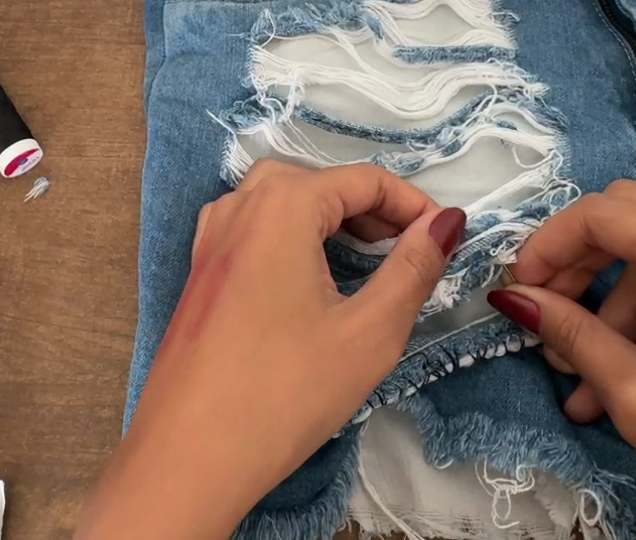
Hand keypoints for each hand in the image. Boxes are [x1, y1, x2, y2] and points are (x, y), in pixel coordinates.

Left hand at [77, 160, 466, 539]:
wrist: (188, 455)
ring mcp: (214, 231)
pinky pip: (255, 222)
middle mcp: (242, 203)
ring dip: (331, 215)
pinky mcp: (201, 262)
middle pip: (321, 182)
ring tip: (369, 256)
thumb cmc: (285, 391)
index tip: (447, 235)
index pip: (363, 179)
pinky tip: (309, 270)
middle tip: (412, 250)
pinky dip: (292, 229)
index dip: (413, 202)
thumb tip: (446, 222)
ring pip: (284, 197)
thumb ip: (413, 268)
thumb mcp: (368, 332)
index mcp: (282, 204)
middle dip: (373, 209)